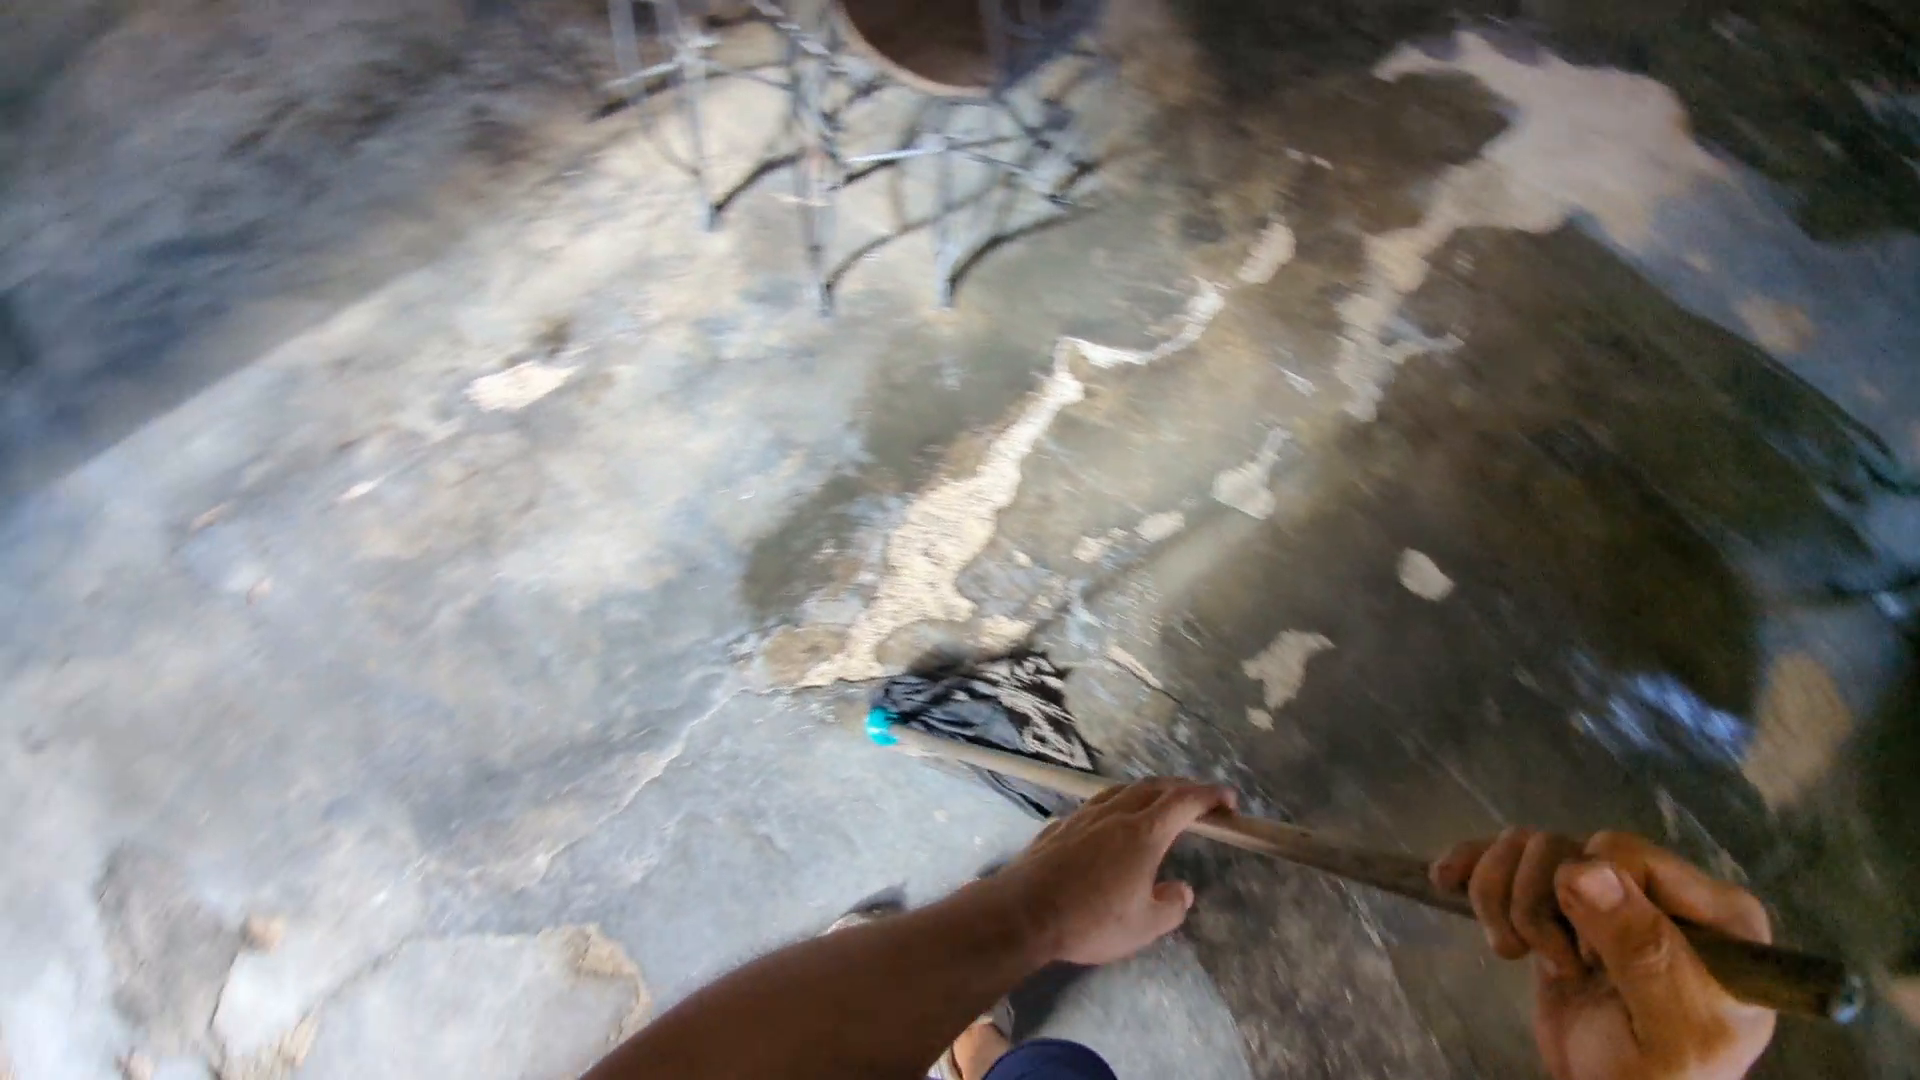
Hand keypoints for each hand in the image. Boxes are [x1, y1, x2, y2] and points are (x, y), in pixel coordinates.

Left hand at [992, 778, 1233, 965]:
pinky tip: (1113, 823)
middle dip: (1181, 788)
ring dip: (1147, 791)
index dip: (1209, 795)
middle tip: (1200, 800)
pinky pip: (1097, 804)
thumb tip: (1181, 890)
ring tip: (1159, 804)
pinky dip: (1117, 804)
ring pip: (1122, 790)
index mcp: (1142, 833)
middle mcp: (1114, 814)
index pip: (1183, 802)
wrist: (1024, 911)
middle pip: (1153, 787)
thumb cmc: (1090, 920)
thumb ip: (1170, 906)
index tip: (1229, 797)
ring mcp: (1083, 815)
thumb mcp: (1144, 926)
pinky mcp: (1060, 825)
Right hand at [1431, 829, 1775, 1079]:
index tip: (1591, 958)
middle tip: (1552, 964)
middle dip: (1532, 902)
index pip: (1621, 853)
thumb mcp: (1666, 1032)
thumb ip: (1640, 951)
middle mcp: (1658, 889)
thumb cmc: (1652, 1078)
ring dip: (1496, 897)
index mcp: (1716, 914)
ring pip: (1523, 847)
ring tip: (1511, 951)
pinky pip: (1498, 853)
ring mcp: (1602, 890)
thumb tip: (1583, 869)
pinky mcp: (1553, 898)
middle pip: (1563, 847)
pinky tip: (1446, 883)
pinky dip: (1467, 866)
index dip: (1588, 898)